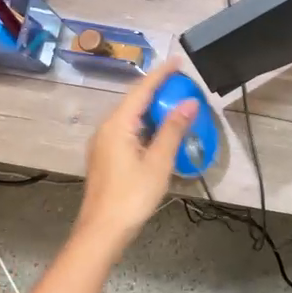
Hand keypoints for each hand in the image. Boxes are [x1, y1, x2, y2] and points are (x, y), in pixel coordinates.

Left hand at [73, 57, 200, 251]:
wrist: (101, 231)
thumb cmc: (131, 196)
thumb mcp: (158, 162)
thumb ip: (173, 129)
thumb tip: (189, 103)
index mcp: (118, 125)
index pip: (142, 90)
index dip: (161, 74)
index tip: (178, 61)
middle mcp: (106, 129)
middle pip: (134, 101)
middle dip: (158, 90)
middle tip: (183, 84)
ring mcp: (103, 144)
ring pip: (130, 116)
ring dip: (153, 109)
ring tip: (176, 104)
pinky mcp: (105, 157)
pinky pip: (127, 130)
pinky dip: (146, 124)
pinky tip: (160, 132)